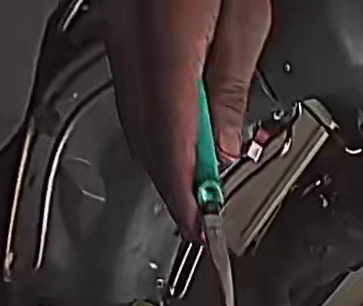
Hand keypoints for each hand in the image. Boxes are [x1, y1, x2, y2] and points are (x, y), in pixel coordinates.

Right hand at [104, 0, 271, 234]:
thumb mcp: (247, 8)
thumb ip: (233, 81)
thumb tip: (225, 143)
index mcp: (170, 38)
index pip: (172, 142)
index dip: (185, 193)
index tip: (202, 227)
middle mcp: (131, 37)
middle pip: (146, 139)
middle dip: (173, 188)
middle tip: (200, 221)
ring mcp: (116, 29)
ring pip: (133, 119)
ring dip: (163, 163)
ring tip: (192, 191)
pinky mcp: (115, 23)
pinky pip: (129, 91)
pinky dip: (152, 128)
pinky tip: (175, 143)